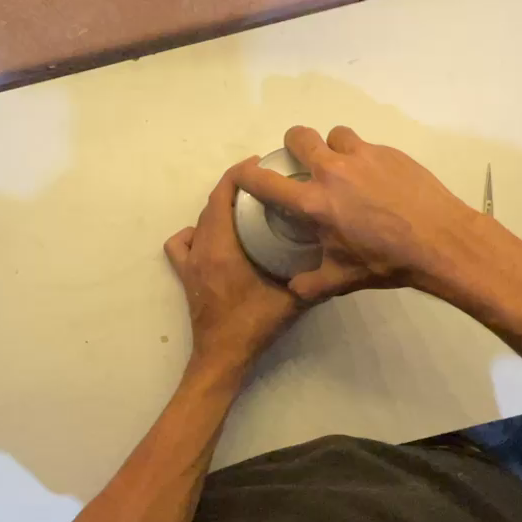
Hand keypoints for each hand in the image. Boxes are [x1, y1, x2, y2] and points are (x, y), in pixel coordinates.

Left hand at [165, 159, 304, 372]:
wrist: (222, 357)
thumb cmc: (254, 326)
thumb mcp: (292, 300)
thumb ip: (313, 278)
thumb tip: (338, 259)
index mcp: (222, 247)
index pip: (222, 194)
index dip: (239, 174)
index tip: (260, 164)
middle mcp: (202, 248)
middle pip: (211, 203)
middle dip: (235, 188)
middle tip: (264, 186)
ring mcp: (190, 262)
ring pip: (199, 221)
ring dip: (218, 208)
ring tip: (244, 209)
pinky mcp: (186, 275)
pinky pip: (183, 244)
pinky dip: (196, 233)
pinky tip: (214, 238)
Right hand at [233, 125, 503, 299]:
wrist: (440, 241)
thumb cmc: (387, 262)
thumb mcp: (343, 280)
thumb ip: (311, 284)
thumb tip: (294, 289)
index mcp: (315, 203)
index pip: (266, 182)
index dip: (248, 176)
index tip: (245, 175)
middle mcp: (333, 172)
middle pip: (299, 136)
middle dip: (293, 145)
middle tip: (301, 163)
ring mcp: (363, 157)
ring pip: (335, 134)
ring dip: (332, 147)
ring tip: (342, 167)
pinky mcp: (390, 153)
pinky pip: (366, 145)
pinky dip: (362, 158)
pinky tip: (374, 180)